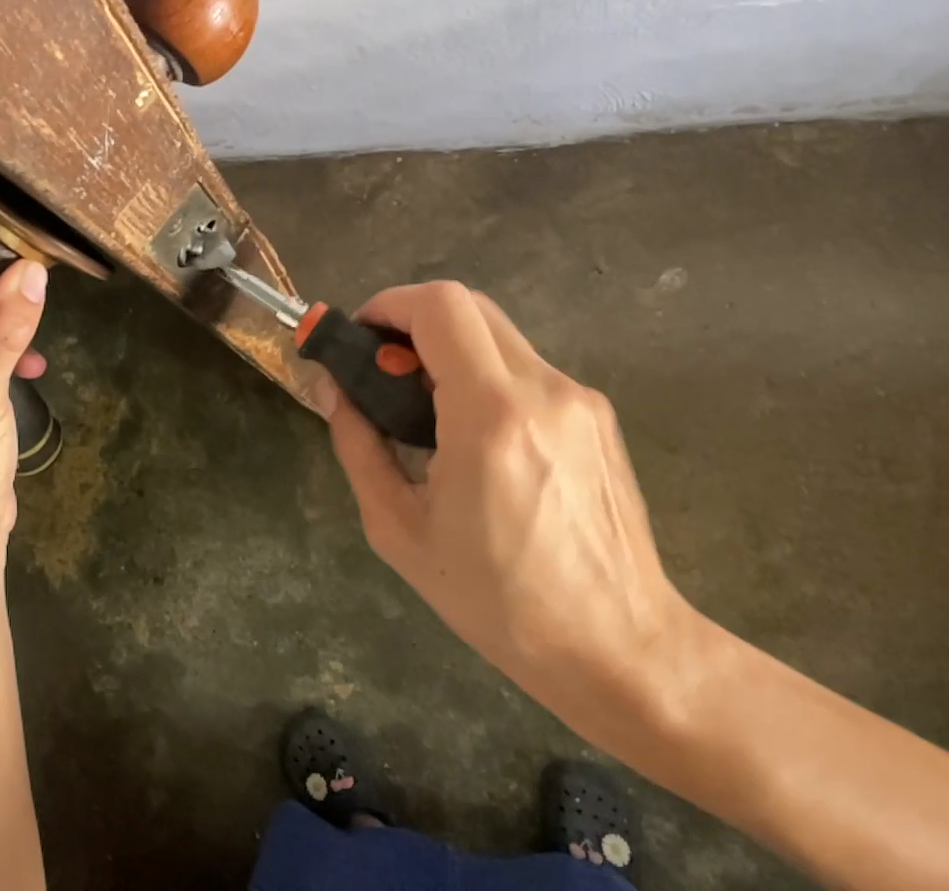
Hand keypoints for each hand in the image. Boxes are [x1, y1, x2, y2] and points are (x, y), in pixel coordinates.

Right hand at [324, 282, 696, 711]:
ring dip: (450, 352)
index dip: (388, 305)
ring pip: (499, 336)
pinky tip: (472, 438)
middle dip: (413, 324)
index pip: (439, 307)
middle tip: (383, 375)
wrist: (614, 644)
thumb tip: (334, 392)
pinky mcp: (598, 417)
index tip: (360, 340)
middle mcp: (544, 391)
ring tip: (425, 416)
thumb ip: (358, 446)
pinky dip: (484, 378)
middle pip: (470, 307)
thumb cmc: (495, 599)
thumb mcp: (399, 529)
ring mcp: (580, 400)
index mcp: (490, 418)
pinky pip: (526, 370)